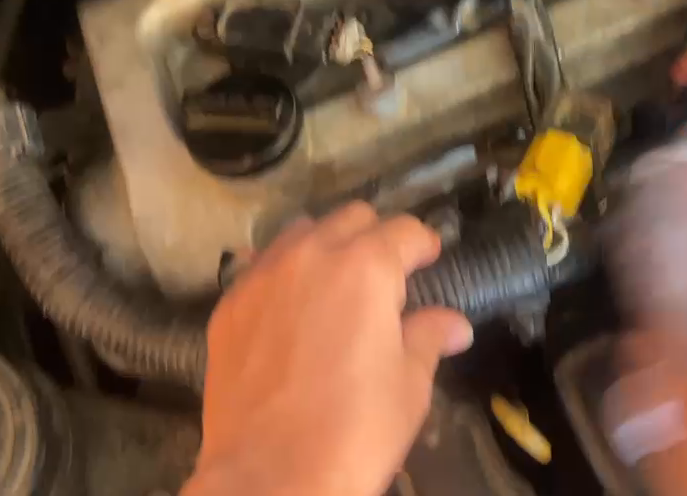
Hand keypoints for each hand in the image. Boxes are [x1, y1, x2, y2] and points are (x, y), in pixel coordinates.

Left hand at [185, 203, 474, 495]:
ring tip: (333, 285)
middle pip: (354, 217)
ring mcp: (266, 274)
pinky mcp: (231, 302)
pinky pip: (262, 266)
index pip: (405, 230)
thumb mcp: (408, 385)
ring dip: (326, 245)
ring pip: (303, 230)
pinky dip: (284, 274)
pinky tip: (290, 310)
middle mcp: (315, 253)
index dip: (423, 245)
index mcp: (367, 266)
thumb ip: (428, 337)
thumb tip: (455, 324)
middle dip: (376, 238)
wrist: (269, 481)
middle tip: (384, 277)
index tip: (429, 261)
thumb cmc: (354, 430)